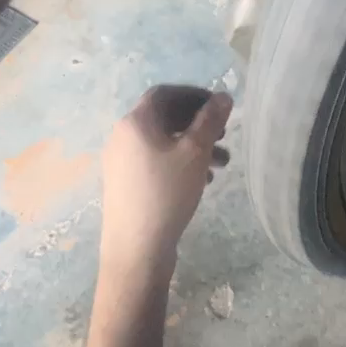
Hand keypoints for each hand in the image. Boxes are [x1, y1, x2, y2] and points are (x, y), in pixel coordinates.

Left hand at [98, 85, 231, 273]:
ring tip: (222, 163)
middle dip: (198, 123)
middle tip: (223, 134)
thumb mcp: (195, 153)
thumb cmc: (166, 194)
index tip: (218, 107)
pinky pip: (156, 161)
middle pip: (165, 117)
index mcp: (135, 123)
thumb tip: (223, 96)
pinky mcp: (126, 185)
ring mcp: (122, 163)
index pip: (164, 93)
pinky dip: (179, 162)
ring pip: (163, 142)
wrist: (135, 253)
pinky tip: (202, 180)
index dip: (193, 94)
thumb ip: (210, 120)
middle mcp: (123, 138)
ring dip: (193, 145)